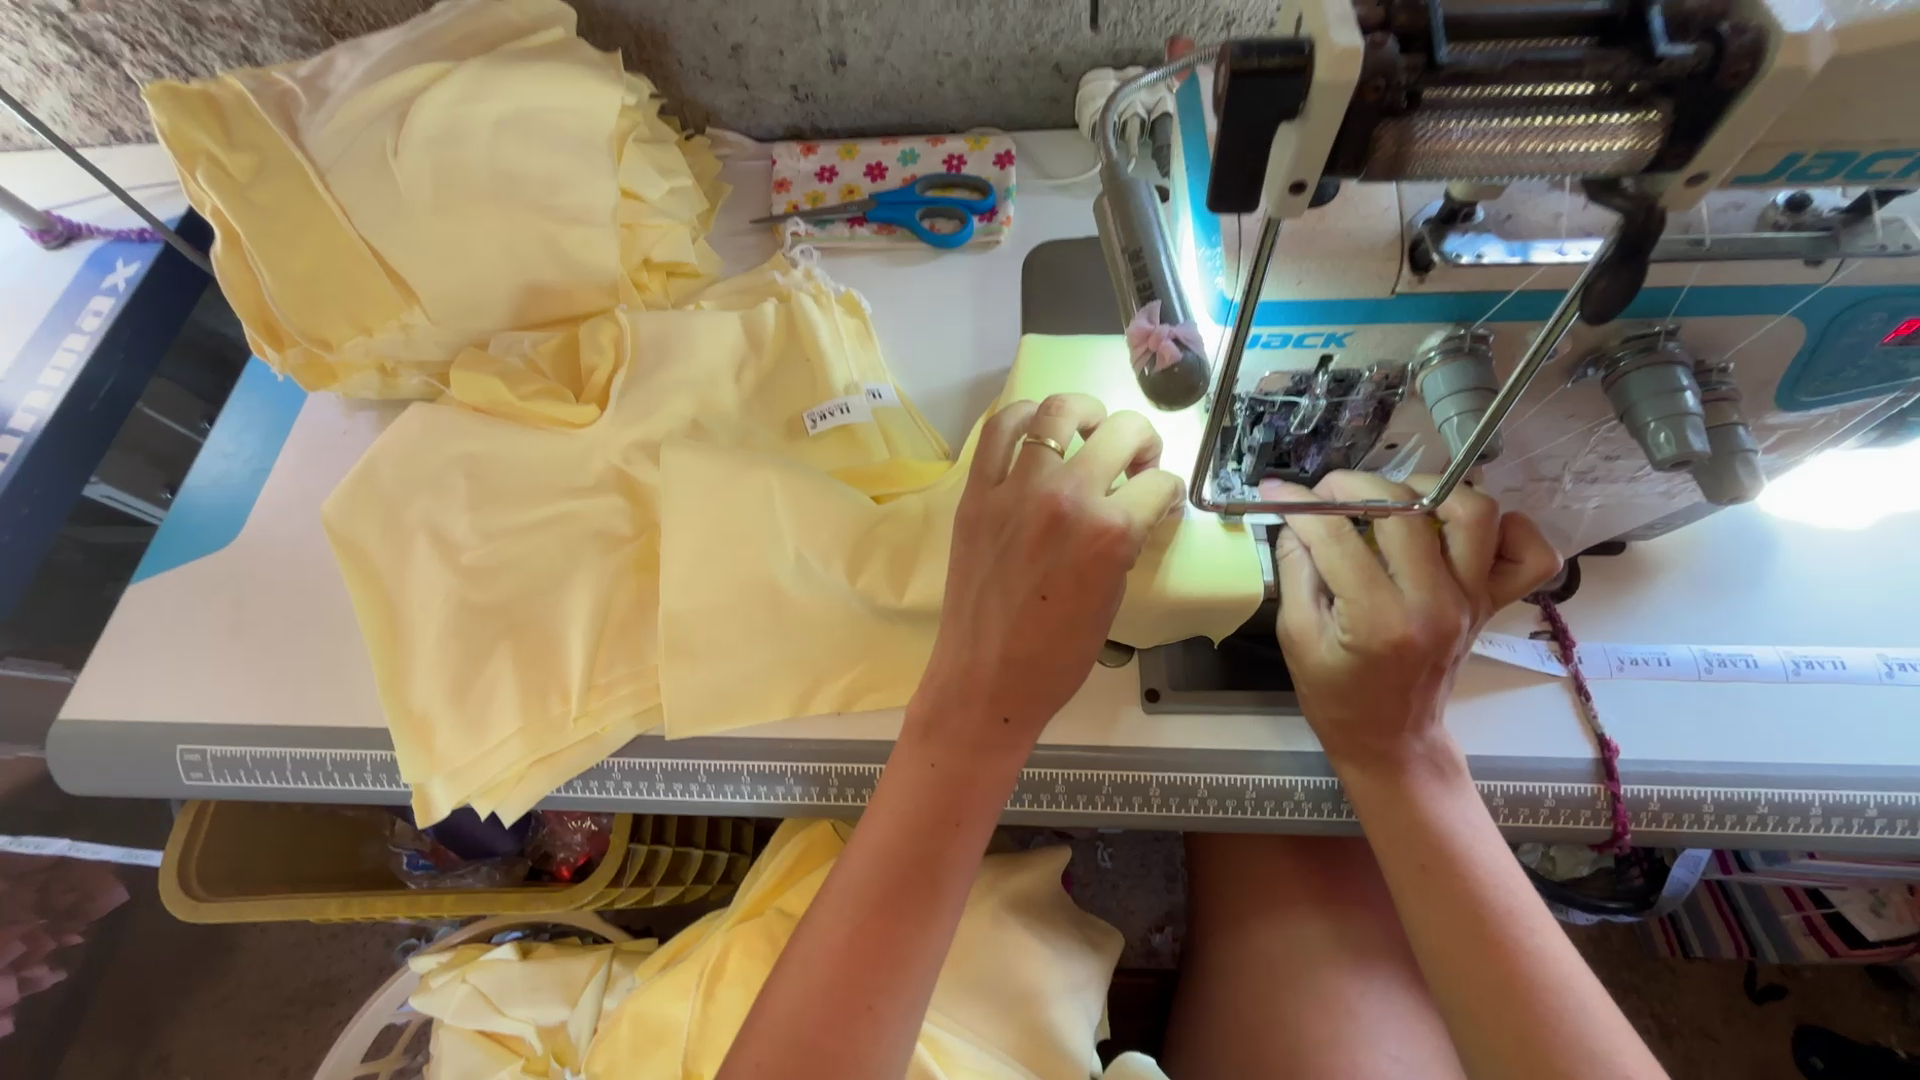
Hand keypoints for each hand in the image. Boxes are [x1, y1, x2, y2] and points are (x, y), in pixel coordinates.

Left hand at [915, 393, 1183, 745]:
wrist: (987, 677)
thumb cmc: (1059, 654)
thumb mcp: (1114, 596)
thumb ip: (1125, 541)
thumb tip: (1133, 509)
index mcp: (1111, 530)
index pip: (1159, 483)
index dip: (1169, 491)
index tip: (1162, 499)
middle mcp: (1068, 496)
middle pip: (1122, 430)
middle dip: (1143, 440)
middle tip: (1136, 459)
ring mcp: (1017, 489)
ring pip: (1058, 412)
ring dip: (1085, 413)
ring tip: (1088, 428)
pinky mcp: (978, 493)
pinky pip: (999, 430)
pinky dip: (1023, 418)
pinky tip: (1035, 430)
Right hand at [1262, 471, 1561, 774]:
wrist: (1389, 737)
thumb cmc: (1334, 693)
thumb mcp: (1296, 635)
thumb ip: (1295, 570)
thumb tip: (1296, 518)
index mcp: (1379, 619)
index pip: (1337, 536)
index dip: (1300, 504)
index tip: (1275, 490)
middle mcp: (1436, 603)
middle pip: (1405, 511)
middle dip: (1354, 486)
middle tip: (1326, 494)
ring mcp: (1472, 600)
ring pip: (1473, 513)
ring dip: (1427, 491)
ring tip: (1391, 499)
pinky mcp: (1491, 602)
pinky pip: (1528, 552)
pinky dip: (1504, 527)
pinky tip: (1456, 528)